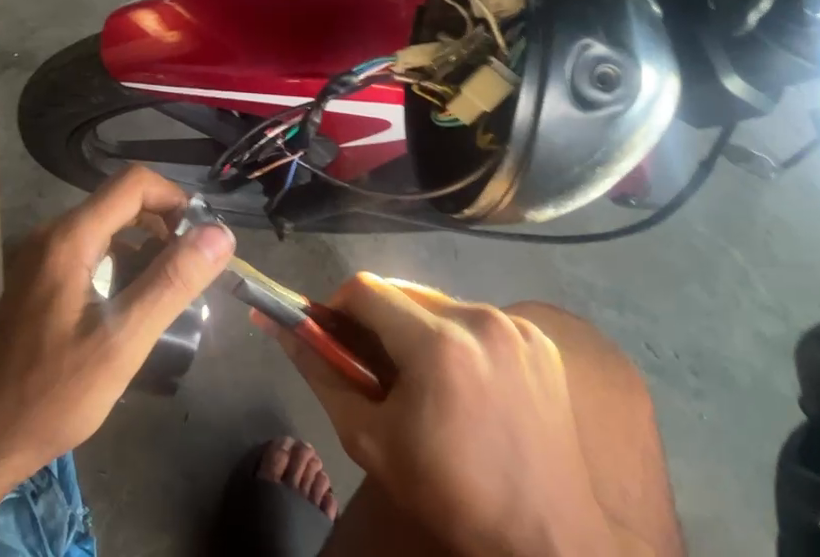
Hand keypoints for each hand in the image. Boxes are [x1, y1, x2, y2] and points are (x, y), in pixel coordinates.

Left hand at [0, 166, 234, 486]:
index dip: (176, 200)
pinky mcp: (38, 283)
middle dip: (164, 226)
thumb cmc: (54, 393)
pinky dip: (120, 266)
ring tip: (173, 294)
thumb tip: (219, 234)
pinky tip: (136, 307)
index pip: (133, 184)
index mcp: (68, 239)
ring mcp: (40, 259)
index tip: (205, 241)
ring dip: (145, 249)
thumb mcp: (122, 341)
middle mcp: (50, 236)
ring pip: (105, 230)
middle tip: (195, 273)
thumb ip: (171, 282)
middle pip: (119, 203)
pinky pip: (88, 254)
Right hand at [267, 274, 617, 556]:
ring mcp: (518, 328)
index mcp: (439, 342)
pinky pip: (477, 320)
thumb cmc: (447, 492)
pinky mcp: (541, 341)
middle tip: (372, 369)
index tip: (333, 343)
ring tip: (419, 380)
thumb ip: (319, 371)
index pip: (364, 289)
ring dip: (415, 327)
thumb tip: (272, 323)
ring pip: (438, 303)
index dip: (336, 309)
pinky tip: (461, 383)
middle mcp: (482, 319)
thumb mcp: (367, 436)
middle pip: (402, 291)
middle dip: (376, 321)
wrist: (546, 539)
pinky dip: (456, 338)